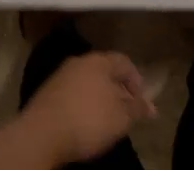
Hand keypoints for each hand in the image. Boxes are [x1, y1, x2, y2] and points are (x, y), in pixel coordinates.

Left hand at [19, 52, 156, 165]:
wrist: (41, 133)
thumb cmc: (88, 120)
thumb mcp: (121, 118)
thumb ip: (138, 109)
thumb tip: (152, 106)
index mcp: (100, 60)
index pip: (125, 62)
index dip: (137, 80)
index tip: (141, 102)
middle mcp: (80, 60)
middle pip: (105, 71)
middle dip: (118, 89)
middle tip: (126, 111)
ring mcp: (61, 74)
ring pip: (88, 81)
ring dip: (99, 96)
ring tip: (106, 118)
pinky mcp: (47, 91)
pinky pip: (73, 92)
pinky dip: (82, 103)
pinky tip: (84, 120)